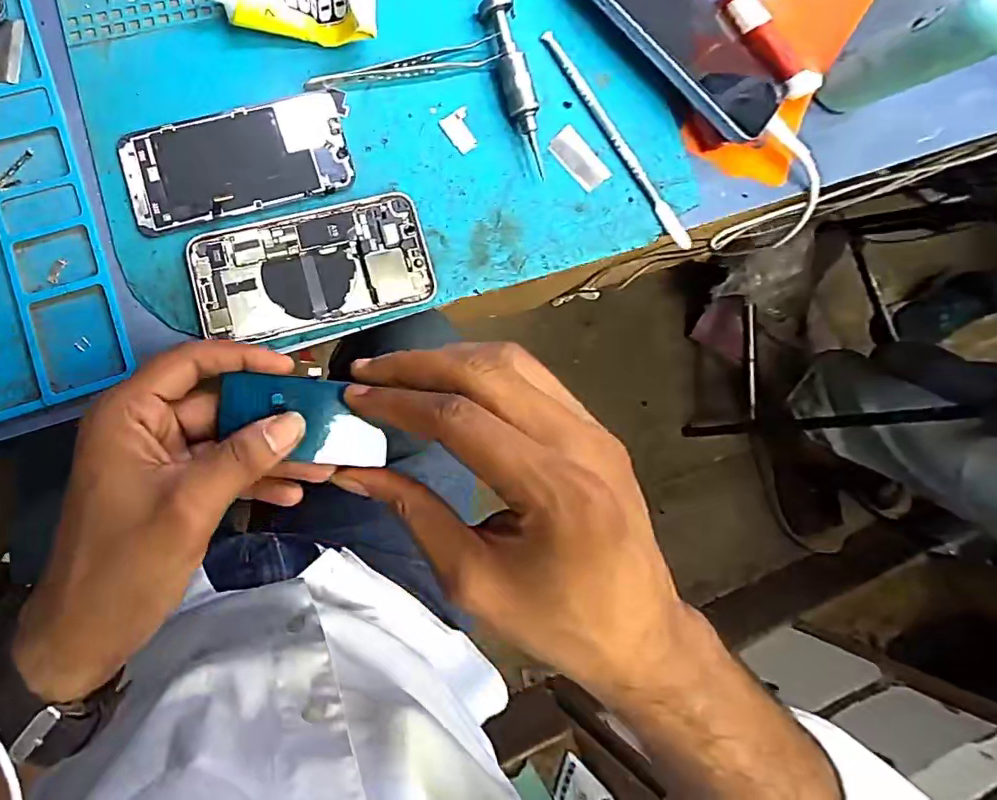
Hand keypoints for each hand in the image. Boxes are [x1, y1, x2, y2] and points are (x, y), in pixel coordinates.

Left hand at [13, 340, 327, 701]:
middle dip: (264, 417)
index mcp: (128, 413)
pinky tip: (287, 493)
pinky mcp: (166, 487)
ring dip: (264, 453)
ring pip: (219, 439)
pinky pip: (213, 469)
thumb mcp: (189, 507)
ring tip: (316, 464)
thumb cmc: (123, 569)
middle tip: (315, 420)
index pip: (188, 363)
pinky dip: (246, 479)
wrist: (81, 640)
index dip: (240, 359)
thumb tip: (292, 421)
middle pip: (211, 403)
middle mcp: (140, 425)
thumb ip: (241, 458)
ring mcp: (154, 458)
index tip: (287, 368)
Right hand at [331, 343, 689, 702]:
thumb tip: (354, 469)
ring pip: (509, 360)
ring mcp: (593, 428)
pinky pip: (529, 374)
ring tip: (399, 371)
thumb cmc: (557, 621)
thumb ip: (412, 512)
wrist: (643, 638)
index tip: (354, 398)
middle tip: (367, 372)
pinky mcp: (594, 427)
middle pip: (484, 372)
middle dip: (416, 365)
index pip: (460, 419)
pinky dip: (478, 366)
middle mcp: (580, 444)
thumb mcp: (471, 580)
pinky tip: (446, 379)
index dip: (399, 402)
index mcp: (554, 490)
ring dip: (446, 357)